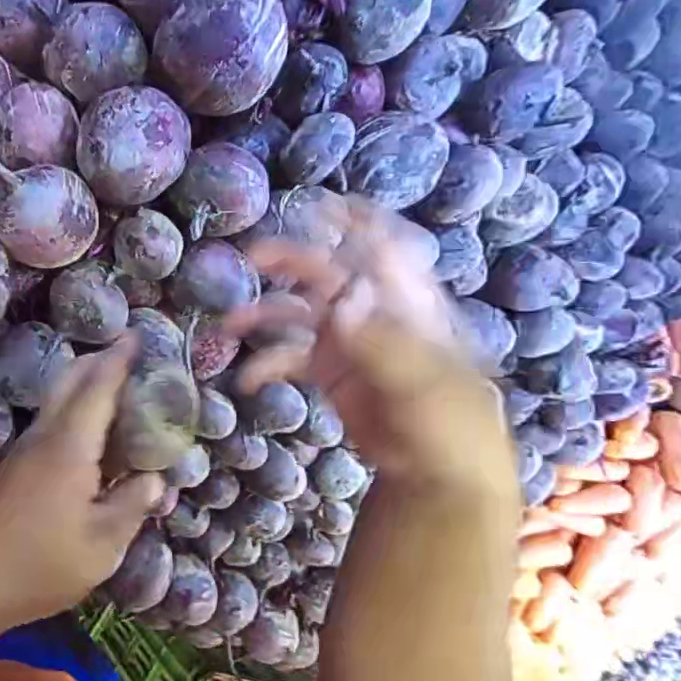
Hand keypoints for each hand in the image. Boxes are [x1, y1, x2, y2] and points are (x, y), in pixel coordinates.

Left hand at [0, 337, 166, 629]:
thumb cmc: (40, 564)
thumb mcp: (102, 545)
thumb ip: (132, 505)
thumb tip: (154, 480)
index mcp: (69, 446)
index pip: (98, 387)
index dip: (119, 359)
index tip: (137, 335)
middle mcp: (44, 436)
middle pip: (71, 380)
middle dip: (100, 360)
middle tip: (131, 358)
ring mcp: (24, 450)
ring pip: (58, 399)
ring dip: (86, 385)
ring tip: (119, 393)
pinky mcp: (15, 468)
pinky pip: (51, 422)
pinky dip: (75, 411)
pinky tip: (92, 438)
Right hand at [224, 198, 514, 501]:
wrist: (438, 476)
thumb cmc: (450, 422)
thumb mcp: (425, 382)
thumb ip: (382, 341)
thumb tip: (343, 298)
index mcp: (408, 304)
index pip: (385, 248)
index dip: (356, 222)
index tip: (321, 203)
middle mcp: (372, 314)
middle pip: (327, 274)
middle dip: (291, 261)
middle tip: (253, 257)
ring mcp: (347, 343)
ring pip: (298, 314)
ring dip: (264, 315)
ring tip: (230, 324)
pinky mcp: (327, 373)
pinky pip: (288, 359)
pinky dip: (265, 367)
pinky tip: (247, 382)